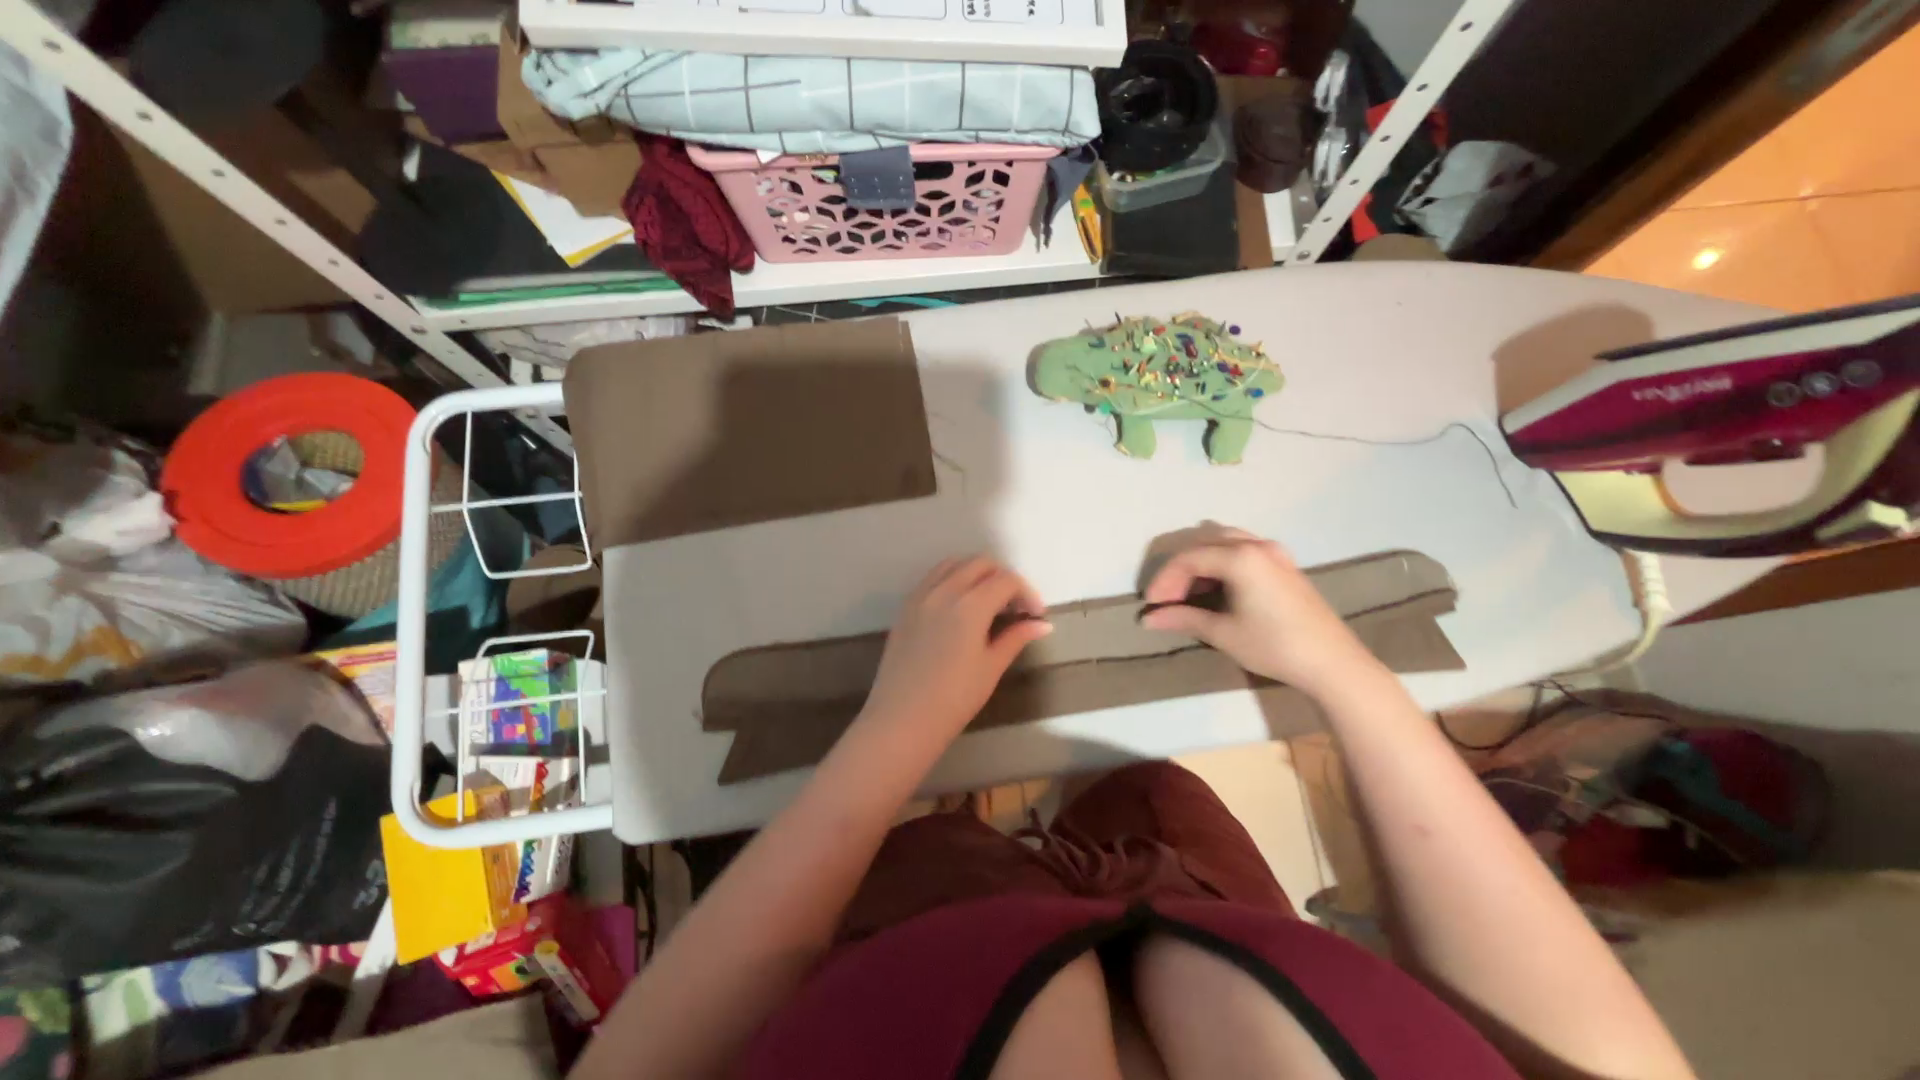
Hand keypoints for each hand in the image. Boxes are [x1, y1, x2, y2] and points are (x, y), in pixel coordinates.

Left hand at [860, 557, 1052, 734]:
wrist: (902, 720)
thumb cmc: (954, 699)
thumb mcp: (991, 668)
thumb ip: (1016, 638)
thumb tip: (1042, 624)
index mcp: (970, 605)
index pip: (1006, 580)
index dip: (1027, 593)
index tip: (1035, 615)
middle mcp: (943, 591)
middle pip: (980, 564)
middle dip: (1003, 578)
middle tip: (1014, 607)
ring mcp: (920, 596)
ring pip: (953, 564)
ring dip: (976, 574)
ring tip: (987, 603)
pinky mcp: (905, 607)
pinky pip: (932, 578)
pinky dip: (952, 580)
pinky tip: (959, 608)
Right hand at [1139, 526, 1379, 697]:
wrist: (1332, 662)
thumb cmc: (1274, 646)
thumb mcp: (1224, 633)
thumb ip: (1185, 618)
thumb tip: (1148, 619)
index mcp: (1240, 557)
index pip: (1188, 559)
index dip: (1164, 580)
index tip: (1151, 605)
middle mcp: (1257, 545)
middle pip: (1205, 543)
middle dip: (1180, 569)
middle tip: (1166, 599)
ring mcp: (1275, 552)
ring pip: (1225, 542)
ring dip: (1201, 563)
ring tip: (1188, 593)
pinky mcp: (1285, 565)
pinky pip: (1243, 550)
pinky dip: (1222, 563)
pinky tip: (1217, 589)